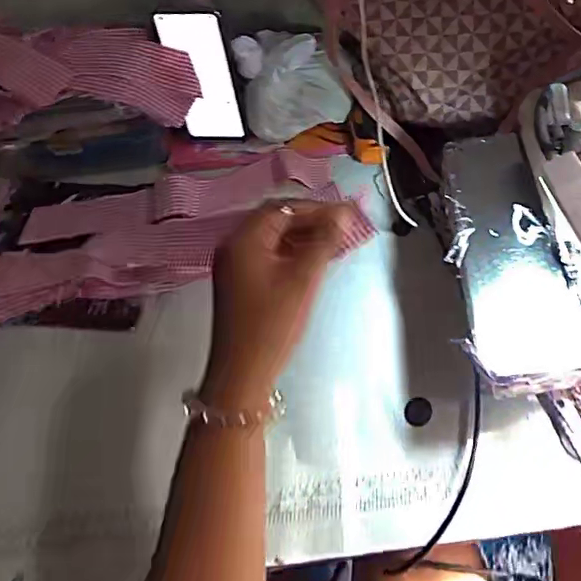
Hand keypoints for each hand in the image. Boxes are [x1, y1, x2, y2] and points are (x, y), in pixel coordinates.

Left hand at [202, 199, 362, 410]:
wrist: (243, 373)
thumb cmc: (272, 324)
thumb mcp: (303, 278)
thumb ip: (324, 241)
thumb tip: (343, 214)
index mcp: (243, 240)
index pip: (283, 208)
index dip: (316, 208)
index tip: (346, 212)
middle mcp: (234, 247)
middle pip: (277, 220)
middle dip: (311, 219)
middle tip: (343, 224)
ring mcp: (236, 265)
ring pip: (274, 238)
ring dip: (304, 235)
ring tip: (335, 239)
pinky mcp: (242, 281)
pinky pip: (270, 254)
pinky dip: (293, 251)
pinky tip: (316, 257)